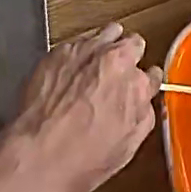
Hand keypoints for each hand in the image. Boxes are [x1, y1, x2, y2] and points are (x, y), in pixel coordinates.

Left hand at [0, 22, 161, 191]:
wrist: (37, 155)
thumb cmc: (79, 159)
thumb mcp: (126, 148)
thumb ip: (142, 116)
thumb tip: (143, 104)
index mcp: (137, 86)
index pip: (153, 74)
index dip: (146, 82)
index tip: (140, 86)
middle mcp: (116, 60)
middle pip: (134, 43)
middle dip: (130, 56)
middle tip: (117, 74)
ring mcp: (88, 50)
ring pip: (108, 32)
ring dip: (107, 46)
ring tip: (97, 65)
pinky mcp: (62, 50)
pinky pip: (78, 42)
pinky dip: (78, 54)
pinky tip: (70, 74)